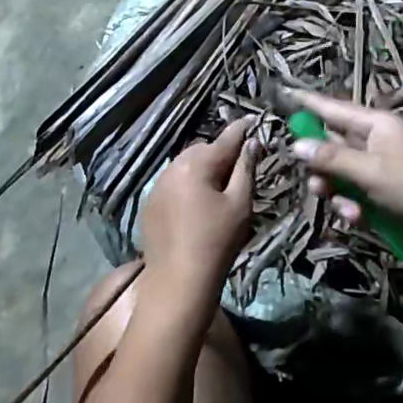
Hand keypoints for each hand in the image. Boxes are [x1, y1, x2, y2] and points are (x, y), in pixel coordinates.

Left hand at [139, 116, 257, 295]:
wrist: (178, 280)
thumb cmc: (217, 241)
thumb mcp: (240, 204)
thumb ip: (246, 169)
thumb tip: (251, 143)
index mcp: (196, 164)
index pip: (224, 139)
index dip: (241, 130)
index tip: (253, 122)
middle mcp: (172, 167)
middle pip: (201, 150)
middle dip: (220, 153)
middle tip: (240, 167)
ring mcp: (157, 185)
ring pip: (185, 166)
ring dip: (201, 169)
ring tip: (218, 187)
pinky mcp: (150, 203)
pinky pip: (173, 183)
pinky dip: (187, 185)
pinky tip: (196, 204)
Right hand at [285, 90, 402, 252]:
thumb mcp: (370, 173)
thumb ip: (331, 159)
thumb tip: (296, 145)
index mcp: (376, 125)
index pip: (333, 108)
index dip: (308, 104)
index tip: (284, 93)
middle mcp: (375, 141)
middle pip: (331, 146)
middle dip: (322, 169)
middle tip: (319, 187)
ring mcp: (380, 167)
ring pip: (339, 174)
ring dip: (337, 193)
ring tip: (347, 211)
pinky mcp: (384, 191)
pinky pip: (354, 193)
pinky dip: (352, 206)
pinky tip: (358, 219)